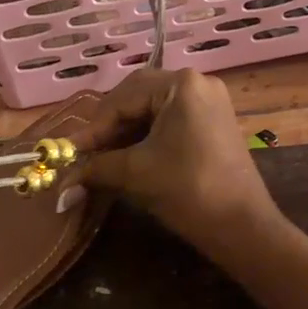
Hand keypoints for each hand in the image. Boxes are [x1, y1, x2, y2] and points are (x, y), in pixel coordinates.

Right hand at [71, 69, 276, 250]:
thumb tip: (64, 181)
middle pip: (138, 96)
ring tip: (104, 157)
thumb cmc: (189, 190)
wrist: (243, 228)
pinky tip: (131, 155)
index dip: (94, 128)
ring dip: (127, 131)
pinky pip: (171, 118)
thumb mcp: (137, 173)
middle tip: (86, 152)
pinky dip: (148, 134)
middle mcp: (196, 81)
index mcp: (180, 83)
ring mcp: (209, 99)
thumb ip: (98, 167)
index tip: (69, 151)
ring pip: (154, 107)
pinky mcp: (214, 120)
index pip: (124, 98)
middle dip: (110, 126)